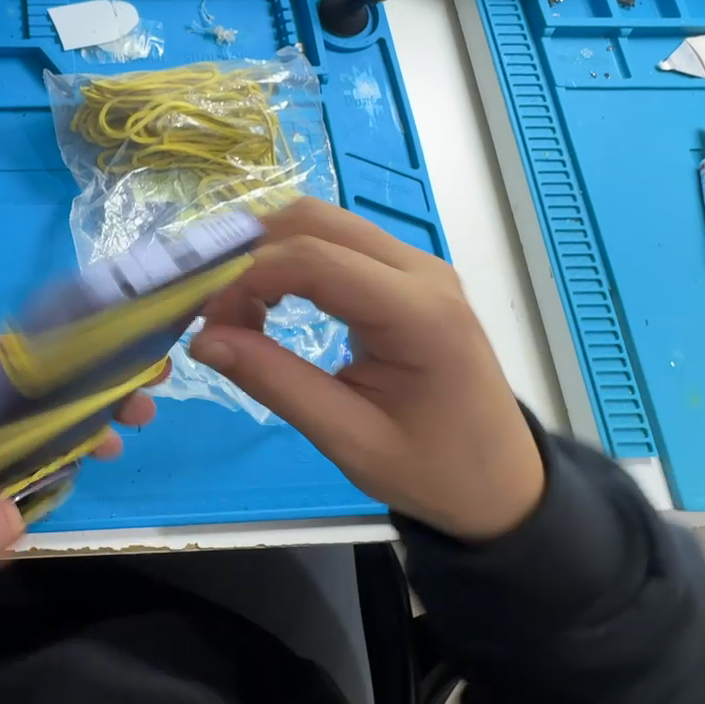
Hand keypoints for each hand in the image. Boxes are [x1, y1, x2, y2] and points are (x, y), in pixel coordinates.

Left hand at [0, 339, 157, 630]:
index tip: (103, 363)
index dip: (40, 360)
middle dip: (71, 389)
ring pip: (15, 417)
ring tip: (126, 430)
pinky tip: (89, 457)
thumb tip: (11, 516)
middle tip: (137, 399)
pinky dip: (50, 454)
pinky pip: (8, 453)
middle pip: (8, 386)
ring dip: (70, 419)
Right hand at [190, 198, 543, 541]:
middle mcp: (420, 270)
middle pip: (312, 220)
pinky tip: (268, 299)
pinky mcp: (402, 272)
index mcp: (417, 313)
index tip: (204, 320)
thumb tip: (202, 340)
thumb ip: (274, 381)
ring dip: (265, 252)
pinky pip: (332, 239)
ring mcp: (415, 264)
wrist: (503, 482)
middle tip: (214, 309)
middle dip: (248, 254)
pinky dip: (286, 257)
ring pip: (318, 220)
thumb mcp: (347, 439)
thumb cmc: (432, 470)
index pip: (311, 259)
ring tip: (237, 307)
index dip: (244, 278)